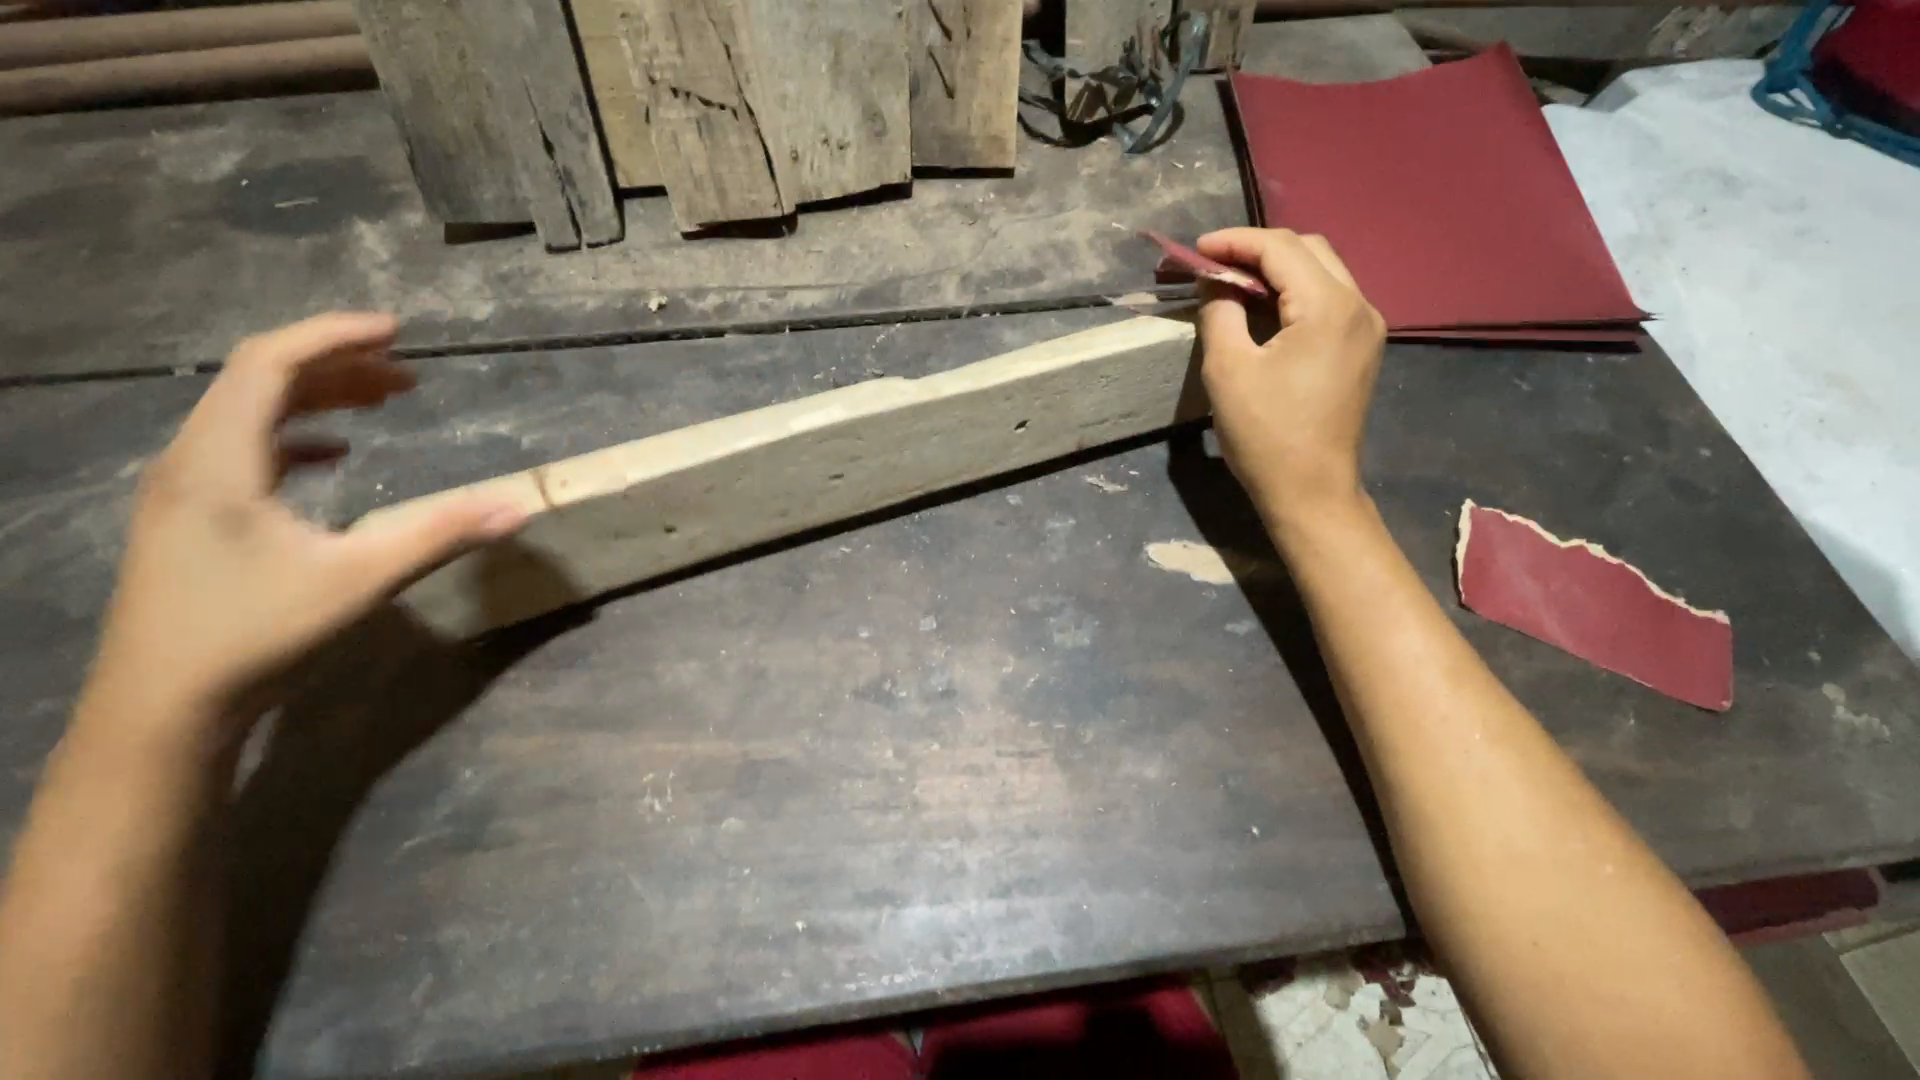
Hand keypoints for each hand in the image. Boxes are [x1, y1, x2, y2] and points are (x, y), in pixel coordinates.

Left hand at [84, 313, 526, 742]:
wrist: (161, 707)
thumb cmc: (254, 636)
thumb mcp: (358, 581)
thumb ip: (438, 536)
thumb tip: (517, 508)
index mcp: (219, 460)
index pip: (268, 364)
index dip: (333, 337)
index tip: (397, 331)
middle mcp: (191, 460)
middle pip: (259, 381)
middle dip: (339, 367)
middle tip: (409, 374)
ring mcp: (184, 489)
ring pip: (249, 414)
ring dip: (319, 399)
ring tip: (384, 402)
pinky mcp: (190, 516)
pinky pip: (243, 448)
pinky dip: (297, 436)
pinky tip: (335, 456)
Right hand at [1195, 228, 1385, 528]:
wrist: (1310, 490)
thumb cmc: (1265, 434)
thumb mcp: (1228, 368)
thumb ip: (1221, 311)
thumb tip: (1216, 283)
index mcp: (1329, 306)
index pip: (1281, 247)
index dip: (1234, 242)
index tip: (1195, 250)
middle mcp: (1359, 306)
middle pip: (1308, 250)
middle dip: (1257, 250)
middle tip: (1213, 266)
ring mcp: (1366, 328)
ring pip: (1322, 272)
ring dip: (1277, 271)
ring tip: (1232, 285)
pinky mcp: (1361, 349)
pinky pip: (1328, 300)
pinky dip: (1294, 294)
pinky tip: (1263, 310)